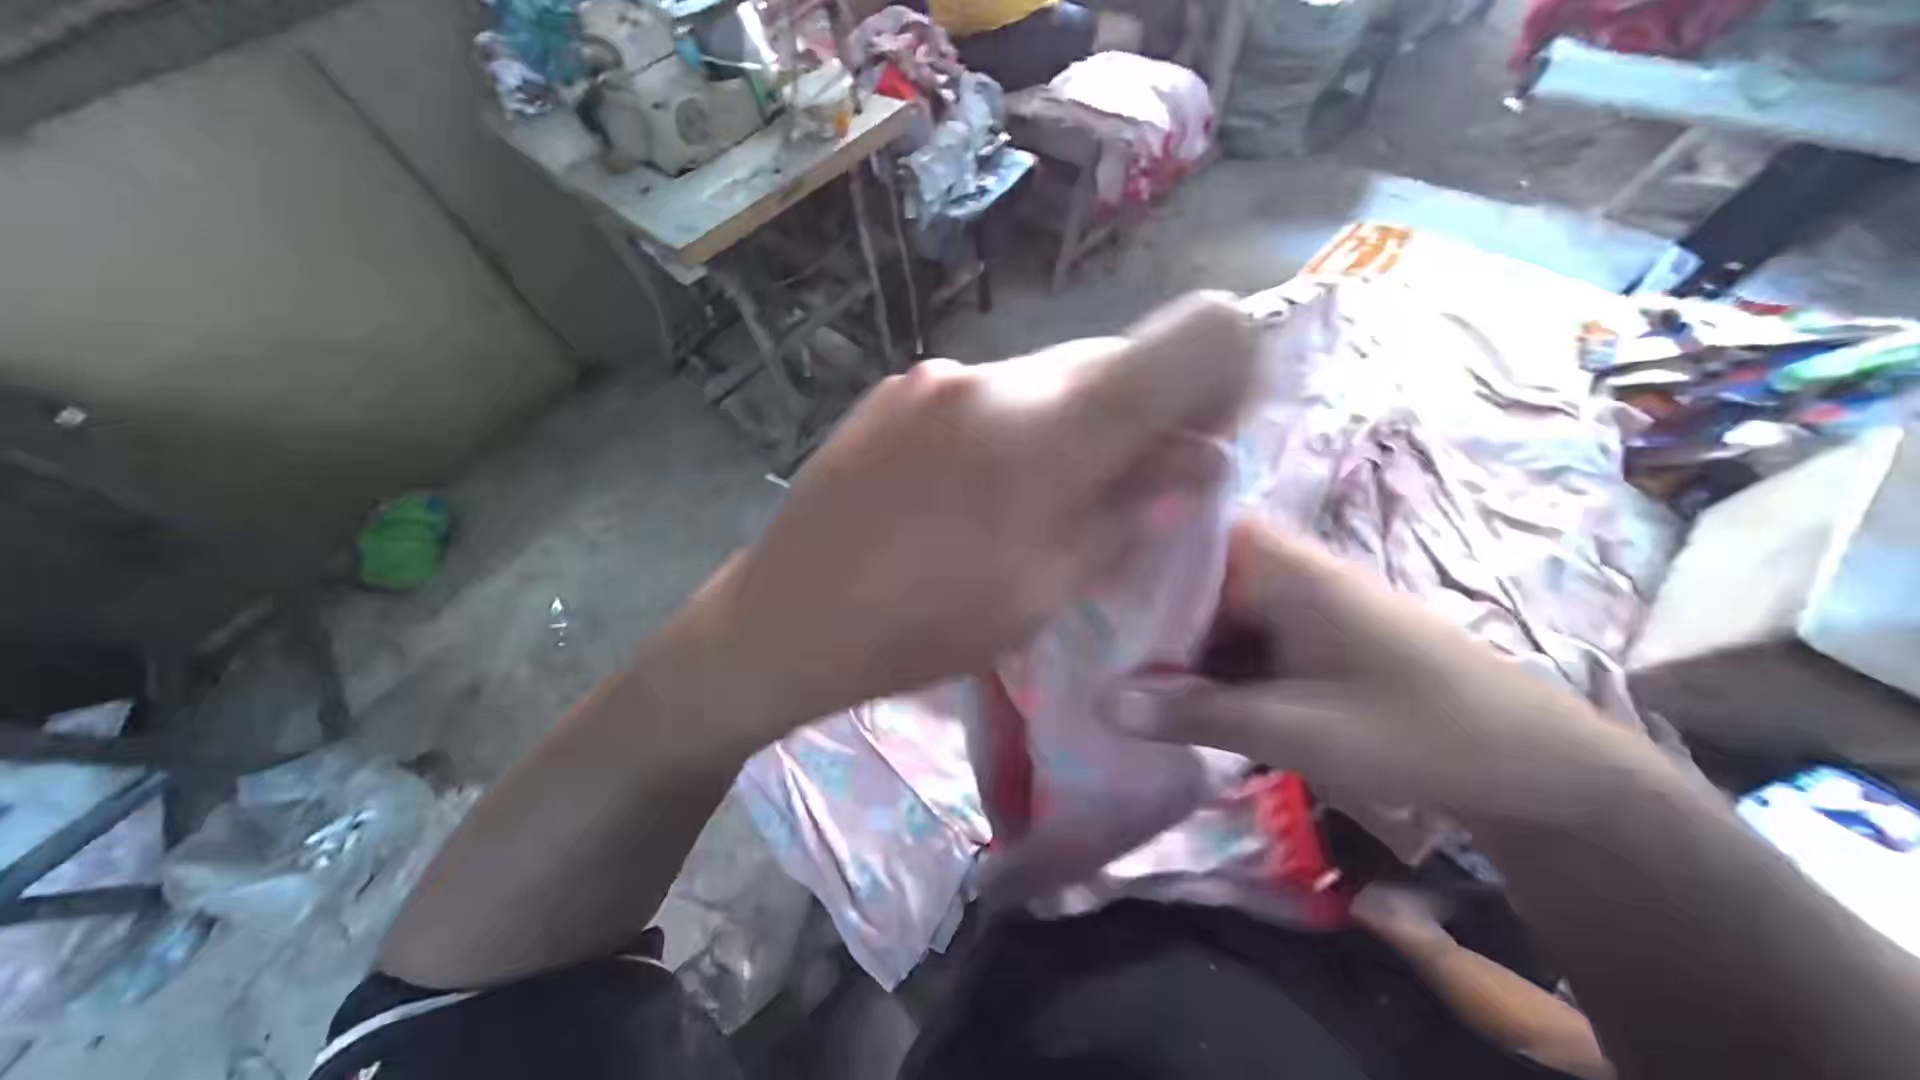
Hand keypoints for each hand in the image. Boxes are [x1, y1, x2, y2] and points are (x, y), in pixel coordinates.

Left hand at [695, 292, 1259, 730]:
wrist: (782, 616)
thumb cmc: (920, 628)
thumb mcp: (1042, 592)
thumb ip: (1127, 515)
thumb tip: (1199, 461)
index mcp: (1045, 430)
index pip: (1189, 337)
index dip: (1225, 371)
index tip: (1209, 433)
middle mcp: (995, 376)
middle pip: (1114, 360)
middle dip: (1145, 413)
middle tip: (1134, 485)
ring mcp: (939, 375)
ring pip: (1052, 378)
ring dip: (1080, 424)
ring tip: (1050, 499)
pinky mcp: (901, 389)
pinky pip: (994, 392)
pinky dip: (1022, 426)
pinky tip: (986, 487)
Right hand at [1113, 519, 1666, 828]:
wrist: (1535, 767)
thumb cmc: (1420, 730)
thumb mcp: (1299, 729)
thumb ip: (1196, 713)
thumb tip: (1100, 702)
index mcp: (1280, 566)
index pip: (1179, 533)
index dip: (1119, 552)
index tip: (1065, 583)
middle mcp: (1278, 570)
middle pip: (1181, 575)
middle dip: (1129, 609)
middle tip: (1065, 637)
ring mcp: (1286, 604)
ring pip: (1200, 611)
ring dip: (1159, 641)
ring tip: (1091, 664)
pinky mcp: (1294, 638)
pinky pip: (1225, 640)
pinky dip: (1192, 664)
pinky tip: (1155, 693)